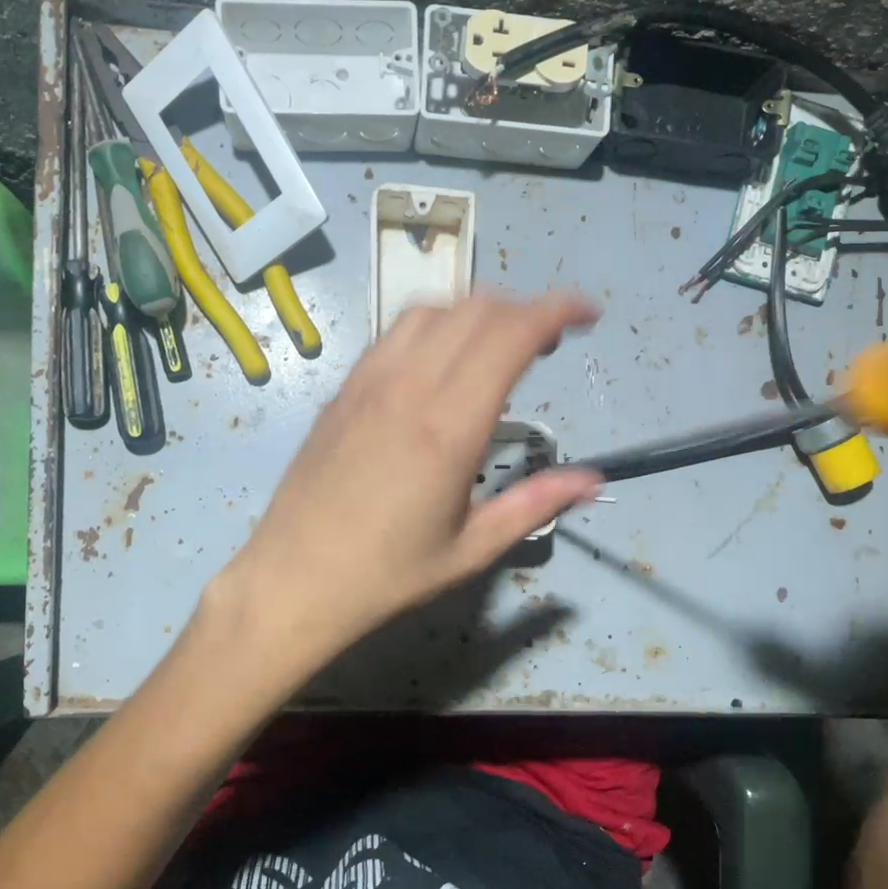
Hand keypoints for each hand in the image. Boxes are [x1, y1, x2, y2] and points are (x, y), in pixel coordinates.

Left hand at [216, 293, 601, 663]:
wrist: (294, 580)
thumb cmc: (387, 575)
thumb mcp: (470, 550)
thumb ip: (534, 505)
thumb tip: (593, 479)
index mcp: (449, 427)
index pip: (511, 335)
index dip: (557, 311)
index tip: (587, 314)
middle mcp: (408, 387)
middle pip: (476, 310)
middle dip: (525, 308)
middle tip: (550, 341)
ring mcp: (368, 383)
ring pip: (431, 310)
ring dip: (476, 311)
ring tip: (497, 344)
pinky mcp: (343, 390)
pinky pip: (393, 333)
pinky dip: (433, 326)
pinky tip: (440, 361)